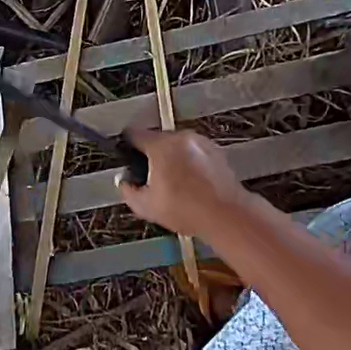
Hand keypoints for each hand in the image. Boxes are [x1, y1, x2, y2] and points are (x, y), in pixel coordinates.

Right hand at [117, 126, 253, 237]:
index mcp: (161, 145)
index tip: (125, 152)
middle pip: (158, 140)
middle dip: (152, 157)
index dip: (126, 145)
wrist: (226, 215)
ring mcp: (202, 143)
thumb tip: (124, 184)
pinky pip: (195, 154)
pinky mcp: (216, 153)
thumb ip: (128, 191)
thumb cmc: (189, 209)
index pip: (134, 134)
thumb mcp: (145, 206)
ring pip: (178, 147)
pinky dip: (190, 165)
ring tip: (173, 186)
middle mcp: (182, 138)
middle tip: (151, 179)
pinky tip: (190, 186)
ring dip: (172, 160)